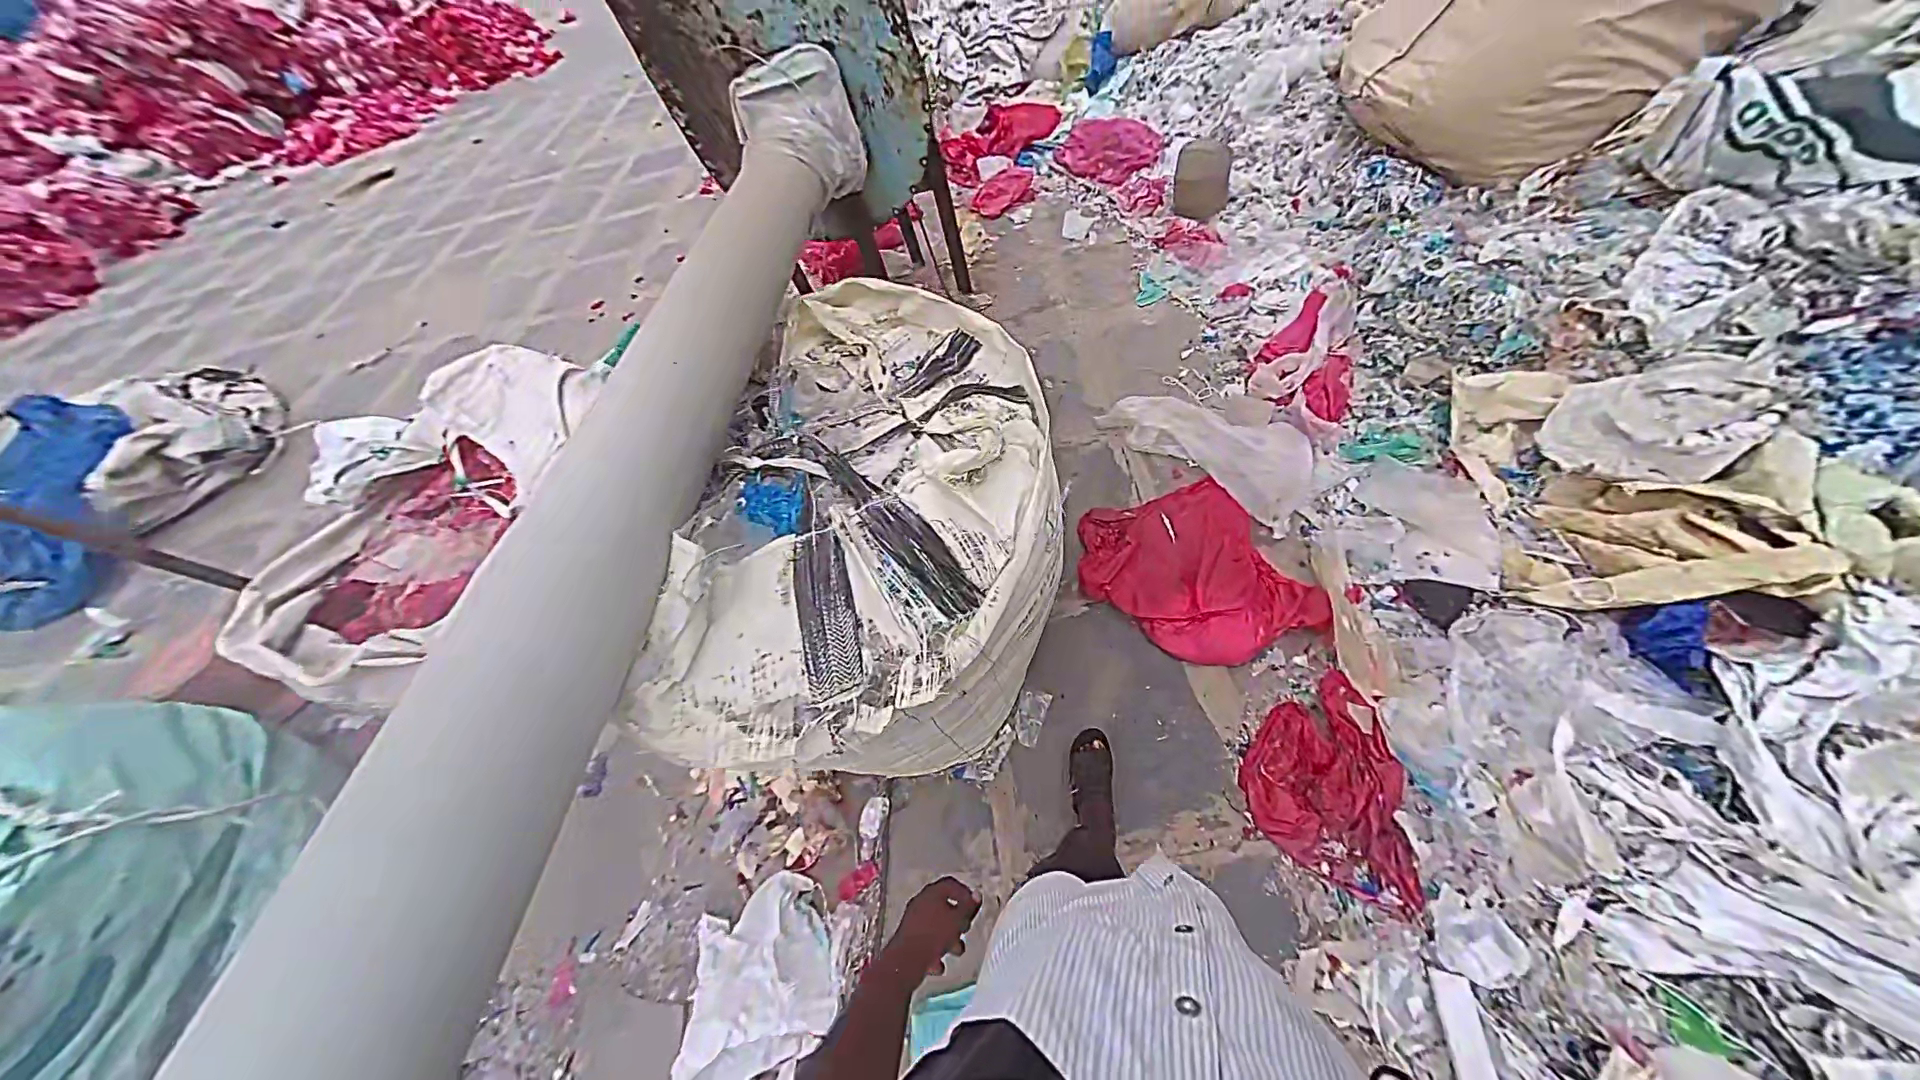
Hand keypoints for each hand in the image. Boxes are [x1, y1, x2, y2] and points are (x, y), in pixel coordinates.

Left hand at [885, 877, 979, 976]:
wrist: (906, 960)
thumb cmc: (934, 935)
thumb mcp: (958, 920)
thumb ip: (969, 907)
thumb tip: (977, 894)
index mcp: (931, 893)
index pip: (951, 884)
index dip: (965, 893)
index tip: (973, 906)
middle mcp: (920, 903)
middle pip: (944, 906)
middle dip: (957, 920)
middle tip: (965, 929)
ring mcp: (912, 922)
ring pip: (936, 926)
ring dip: (948, 938)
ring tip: (955, 950)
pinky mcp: (908, 940)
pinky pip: (926, 942)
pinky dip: (934, 951)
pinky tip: (937, 963)